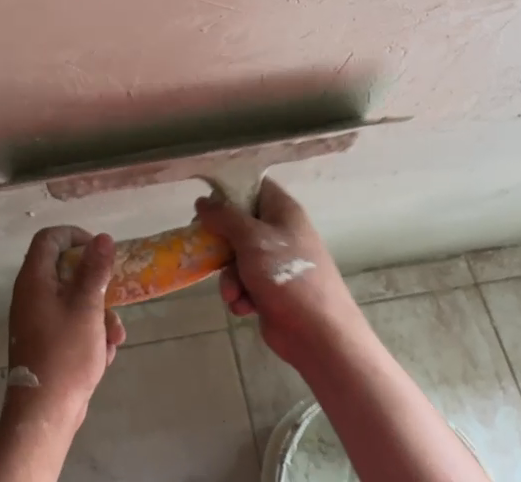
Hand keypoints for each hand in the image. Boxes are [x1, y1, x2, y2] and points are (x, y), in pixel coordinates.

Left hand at [3, 227, 126, 422]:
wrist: (45, 413)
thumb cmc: (65, 354)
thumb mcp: (87, 307)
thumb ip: (95, 271)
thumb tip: (103, 238)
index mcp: (34, 279)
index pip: (49, 238)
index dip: (75, 236)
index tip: (100, 251)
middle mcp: (31, 295)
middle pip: (65, 271)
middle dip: (96, 285)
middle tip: (114, 293)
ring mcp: (37, 320)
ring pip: (73, 301)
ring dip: (99, 314)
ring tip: (115, 336)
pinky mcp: (46, 343)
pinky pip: (71, 325)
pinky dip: (90, 335)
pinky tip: (104, 354)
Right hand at [195, 180, 363, 366]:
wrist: (319, 334)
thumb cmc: (287, 276)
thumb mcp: (251, 238)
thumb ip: (224, 216)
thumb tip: (201, 202)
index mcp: (282, 211)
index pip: (253, 186)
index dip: (229, 190)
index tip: (205, 202)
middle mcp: (279, 232)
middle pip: (239, 224)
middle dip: (221, 242)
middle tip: (206, 248)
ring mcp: (276, 262)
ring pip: (236, 257)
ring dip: (229, 276)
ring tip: (233, 292)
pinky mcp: (270, 290)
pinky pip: (244, 282)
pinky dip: (240, 294)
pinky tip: (243, 307)